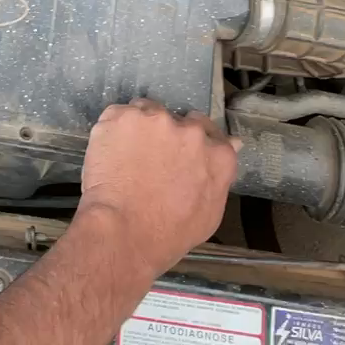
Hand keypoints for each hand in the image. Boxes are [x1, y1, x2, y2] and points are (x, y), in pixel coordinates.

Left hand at [74, 99, 240, 277]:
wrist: (124, 229)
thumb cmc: (169, 232)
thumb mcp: (210, 212)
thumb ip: (220, 174)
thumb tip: (234, 143)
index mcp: (216, 153)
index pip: (209, 131)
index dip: (192, 141)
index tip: (179, 152)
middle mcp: (188, 130)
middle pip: (177, 119)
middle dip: (166, 135)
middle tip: (150, 159)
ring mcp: (154, 119)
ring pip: (146, 111)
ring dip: (140, 127)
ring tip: (127, 155)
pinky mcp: (122, 116)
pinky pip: (118, 114)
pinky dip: (114, 129)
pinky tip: (110, 151)